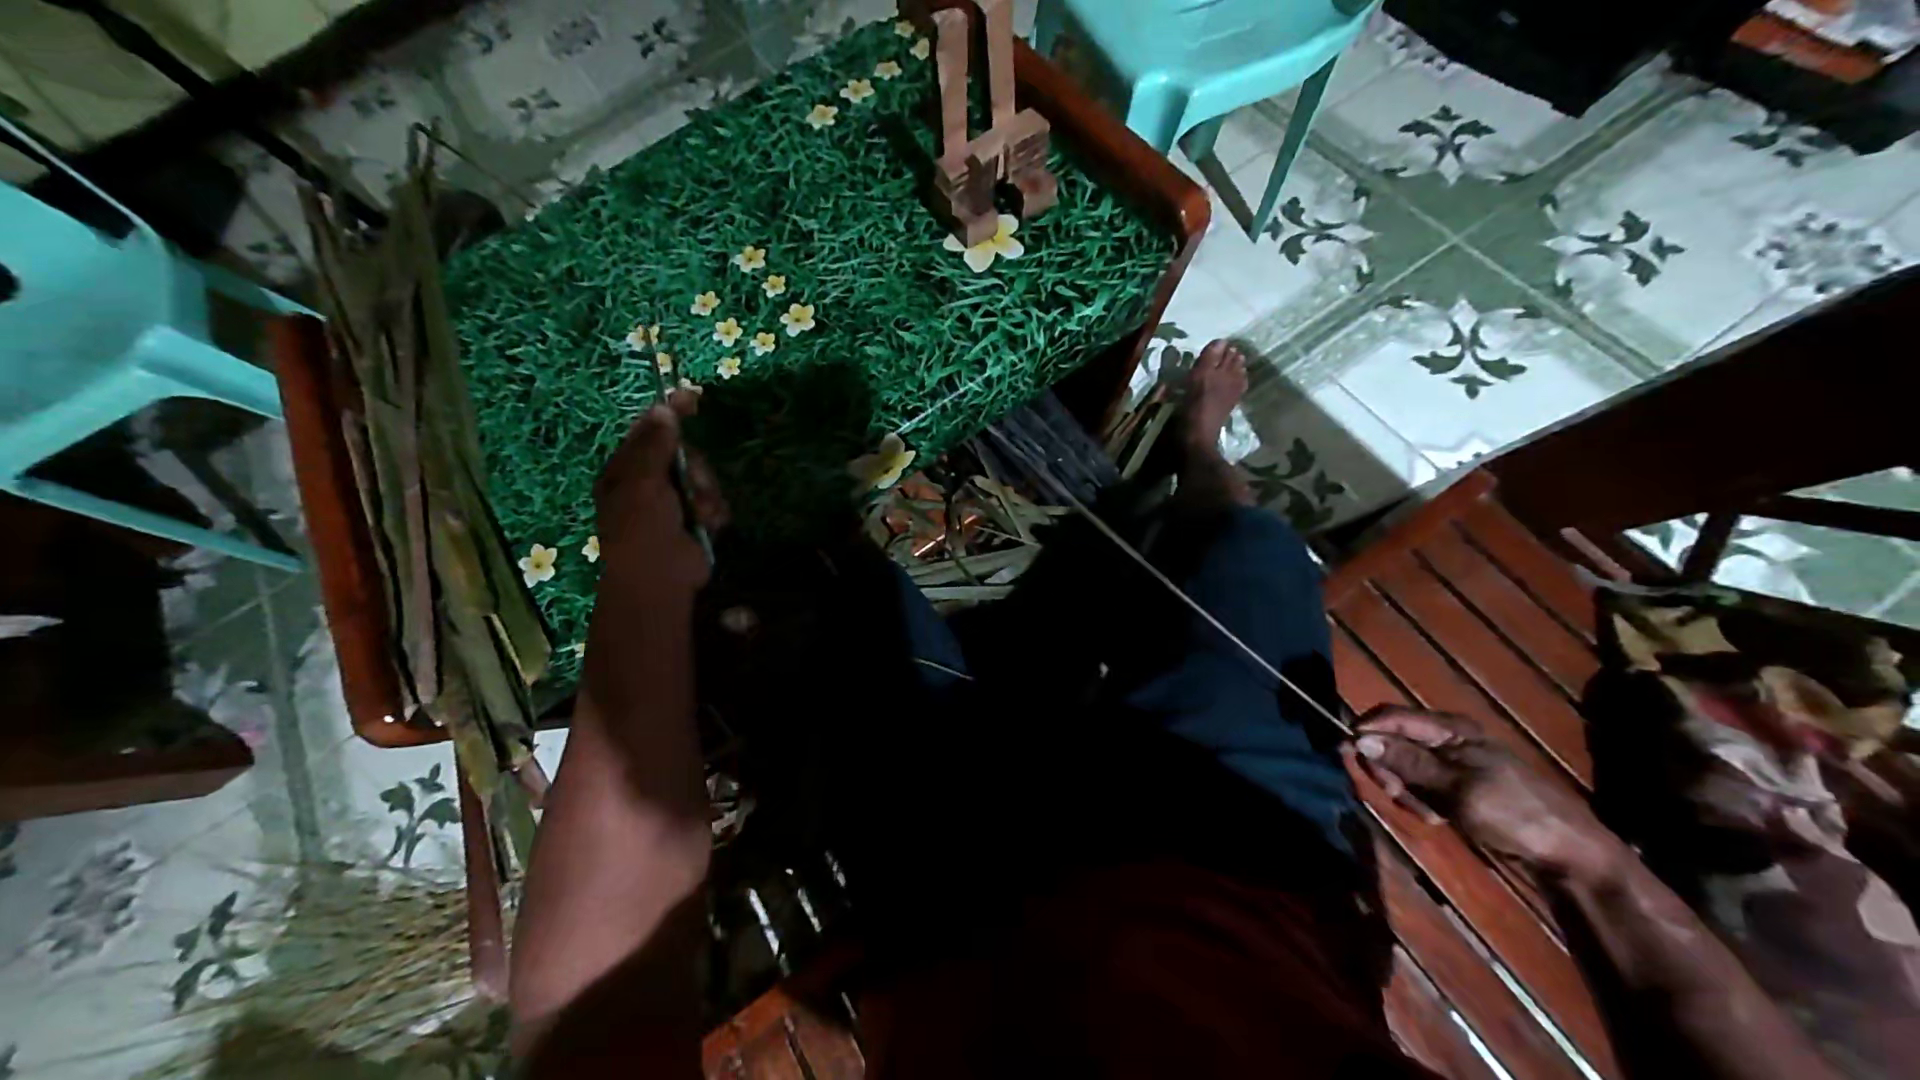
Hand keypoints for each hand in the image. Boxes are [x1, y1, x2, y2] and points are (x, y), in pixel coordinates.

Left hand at [593, 392, 727, 611]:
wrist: (660, 580)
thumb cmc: (642, 529)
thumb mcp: (642, 482)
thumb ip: (655, 445)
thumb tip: (664, 408)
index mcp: (626, 471)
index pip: (649, 431)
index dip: (670, 413)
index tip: (692, 396)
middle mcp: (649, 483)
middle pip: (684, 454)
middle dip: (695, 469)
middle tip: (693, 483)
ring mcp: (674, 504)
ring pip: (703, 478)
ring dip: (707, 494)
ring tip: (700, 513)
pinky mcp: (696, 521)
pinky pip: (715, 501)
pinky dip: (714, 512)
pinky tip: (708, 524)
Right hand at [1345, 708, 1626, 883]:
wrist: (1570, 855)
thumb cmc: (1516, 813)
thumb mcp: (1458, 787)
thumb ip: (1408, 762)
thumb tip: (1359, 740)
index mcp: (1451, 729)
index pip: (1391, 715)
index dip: (1366, 731)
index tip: (1348, 756)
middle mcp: (1446, 740)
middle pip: (1391, 740)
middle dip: (1386, 767)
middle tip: (1395, 795)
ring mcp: (1450, 764)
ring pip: (1400, 765)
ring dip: (1402, 788)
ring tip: (1425, 813)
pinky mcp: (1453, 786)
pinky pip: (1417, 785)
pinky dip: (1417, 800)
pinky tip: (1434, 817)